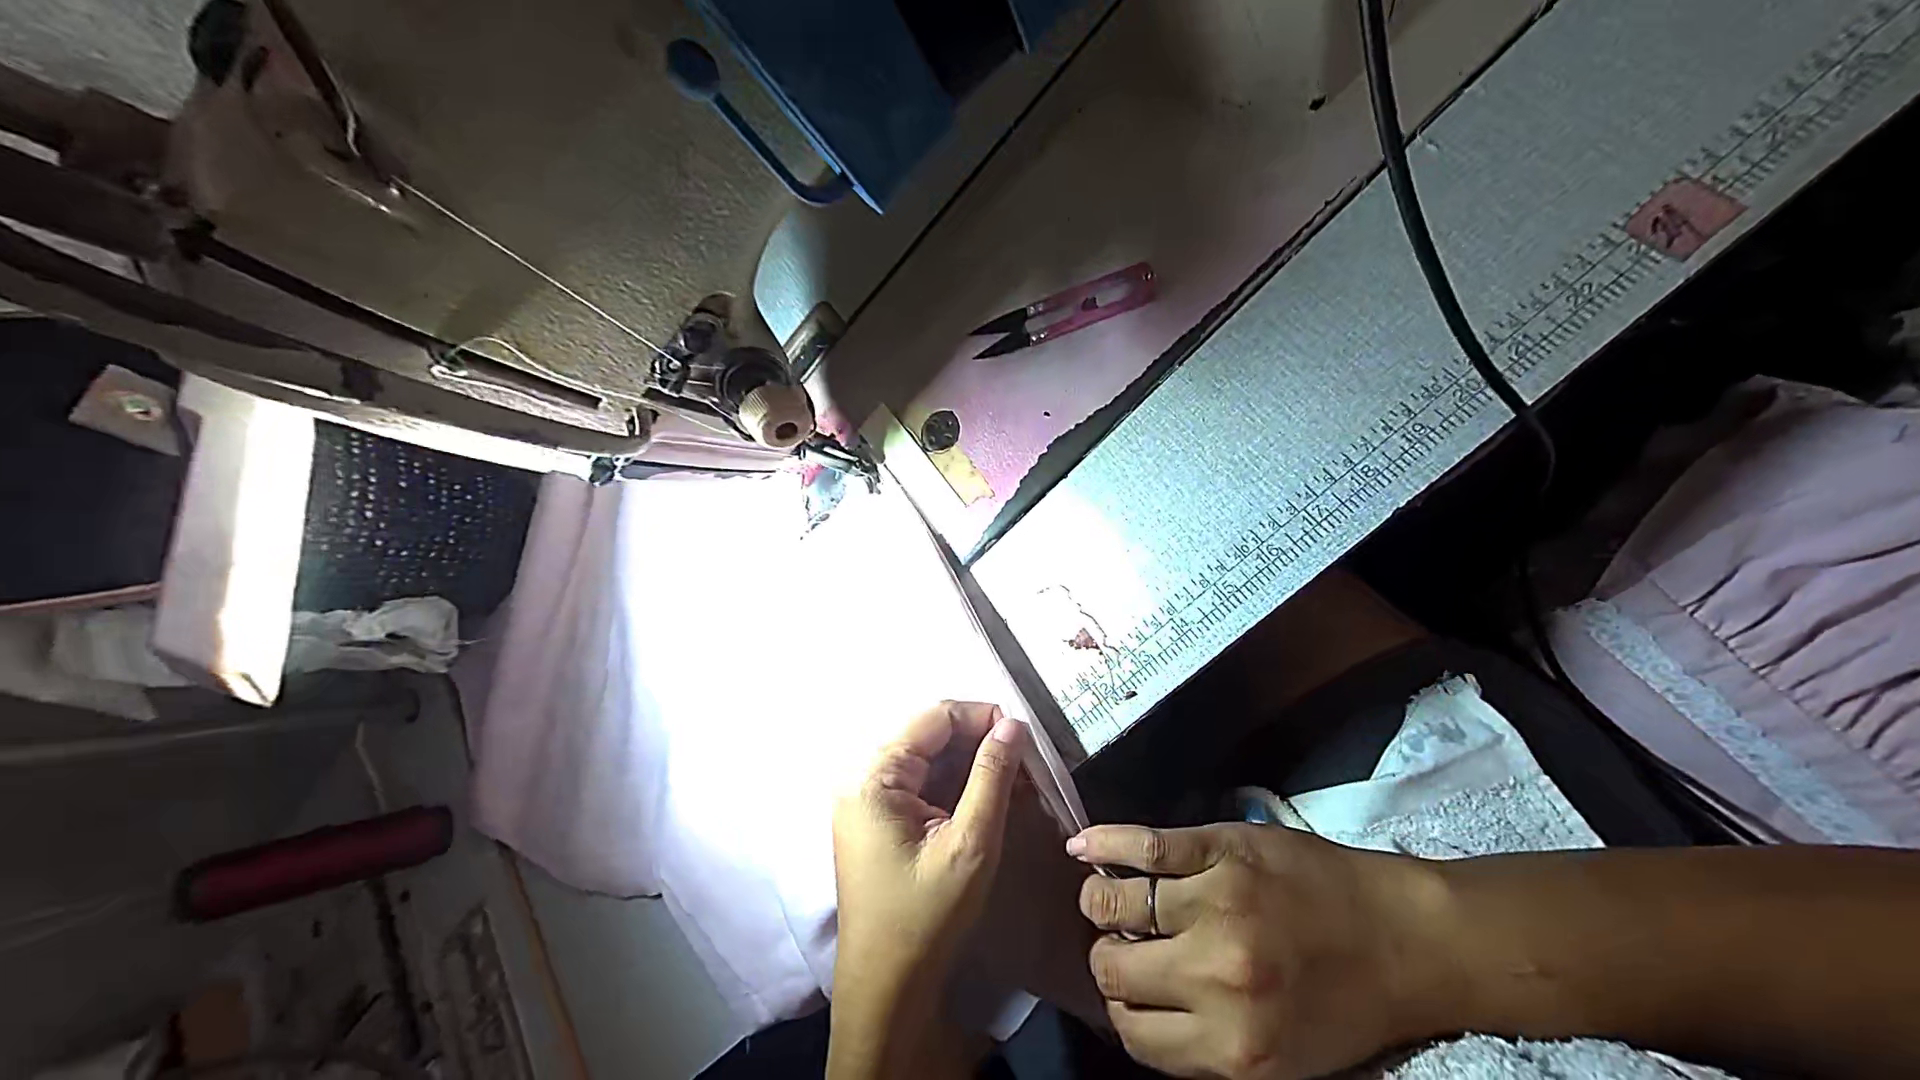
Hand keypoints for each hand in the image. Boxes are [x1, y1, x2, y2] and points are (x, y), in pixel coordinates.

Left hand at [829, 702, 1027, 1078]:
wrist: (887, 991)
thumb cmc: (925, 919)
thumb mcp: (969, 844)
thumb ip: (991, 777)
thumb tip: (1013, 725)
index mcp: (874, 777)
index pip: (933, 718)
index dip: (981, 717)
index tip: (1023, 735)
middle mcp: (865, 779)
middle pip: (931, 737)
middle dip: (981, 744)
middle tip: (1027, 764)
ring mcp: (870, 801)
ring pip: (931, 761)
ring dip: (973, 767)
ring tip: (1017, 783)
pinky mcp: (881, 821)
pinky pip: (924, 786)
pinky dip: (958, 788)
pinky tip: (991, 800)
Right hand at [1071, 823, 1452, 1079]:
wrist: (1406, 938)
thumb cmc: (1342, 1002)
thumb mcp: (1278, 1058)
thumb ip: (1199, 1041)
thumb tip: (1126, 1007)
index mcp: (1232, 1047)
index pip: (1130, 1031)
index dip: (1120, 1008)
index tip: (1126, 988)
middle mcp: (1214, 977)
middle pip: (1112, 968)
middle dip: (1106, 956)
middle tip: (1118, 943)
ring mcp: (1215, 903)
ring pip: (1115, 903)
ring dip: (1099, 901)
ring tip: (1105, 896)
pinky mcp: (1220, 850)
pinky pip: (1145, 846)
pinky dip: (1105, 843)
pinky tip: (1081, 845)